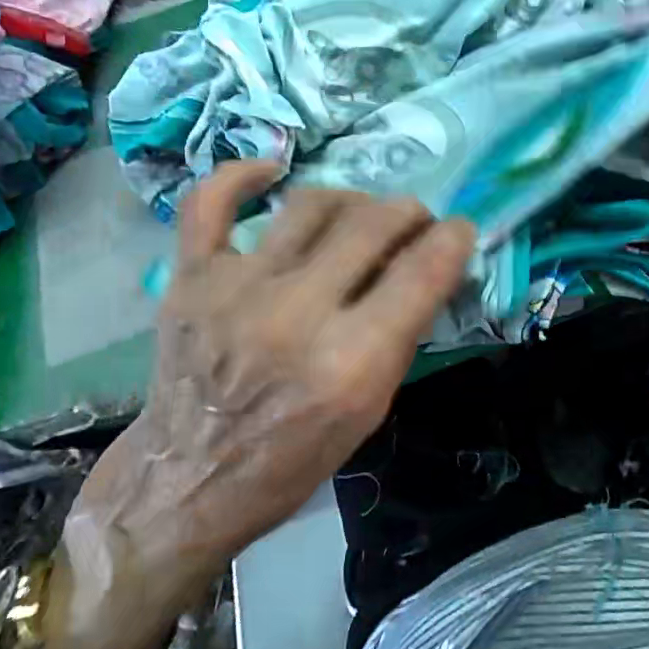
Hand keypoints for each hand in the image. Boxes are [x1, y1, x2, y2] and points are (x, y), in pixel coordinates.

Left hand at [45, 162, 474, 648]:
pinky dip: (242, 175)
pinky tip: (270, 171)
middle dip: (408, 212)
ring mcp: (237, 287)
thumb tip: (423, 267)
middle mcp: (297, 314)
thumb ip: (397, 336)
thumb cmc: (291, 459)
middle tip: (412, 221)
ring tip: (357, 214)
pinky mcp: (192, 277)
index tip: (457, 231)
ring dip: (350, 200)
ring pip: (311, 203)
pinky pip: (210, 199)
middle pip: (372, 223)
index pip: (422, 270)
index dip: (453, 238)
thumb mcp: (367, 413)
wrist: (191, 476)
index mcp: (351, 362)